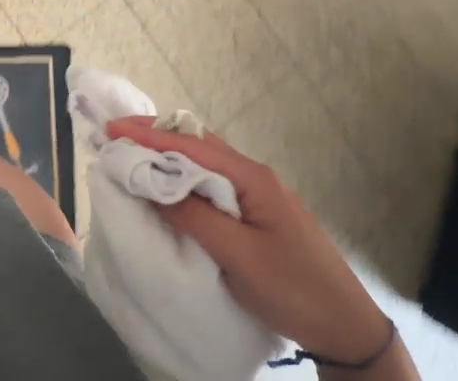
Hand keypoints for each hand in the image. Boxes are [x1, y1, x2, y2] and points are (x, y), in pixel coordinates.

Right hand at [106, 118, 391, 363]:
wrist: (347, 328)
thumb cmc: (294, 288)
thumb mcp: (238, 256)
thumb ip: (193, 216)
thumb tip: (149, 184)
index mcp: (251, 177)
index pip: (189, 144)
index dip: (147, 136)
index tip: (110, 130)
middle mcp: (254, 176)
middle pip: (196, 143)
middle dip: (154, 136)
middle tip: (115, 137)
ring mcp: (258, 194)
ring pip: (204, 162)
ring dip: (167, 156)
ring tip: (132, 158)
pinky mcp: (258, 214)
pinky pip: (212, 182)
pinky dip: (183, 176)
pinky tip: (168, 187)